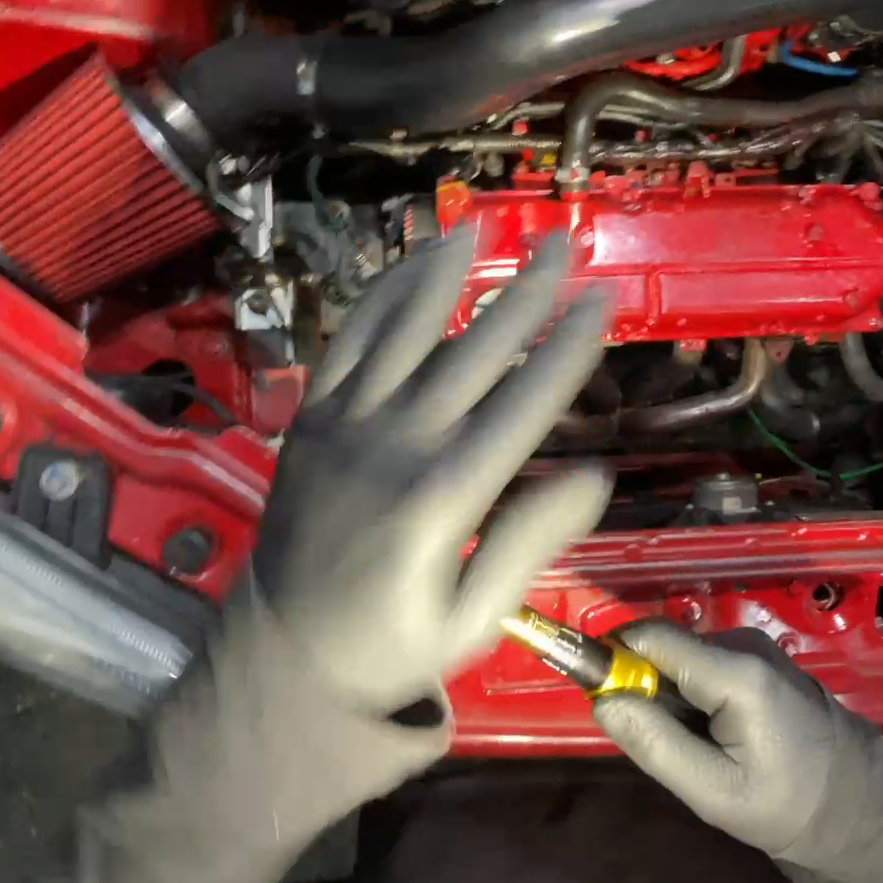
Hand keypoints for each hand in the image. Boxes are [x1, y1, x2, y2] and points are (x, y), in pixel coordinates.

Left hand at [250, 225, 612, 714]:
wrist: (280, 655)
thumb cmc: (390, 644)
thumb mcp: (473, 620)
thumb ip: (528, 542)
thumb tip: (596, 476)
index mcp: (446, 495)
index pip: (525, 403)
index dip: (569, 347)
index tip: (602, 298)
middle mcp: (399, 443)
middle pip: (475, 351)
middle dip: (525, 293)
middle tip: (560, 243)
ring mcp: (348, 423)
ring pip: (405, 330)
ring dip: (445, 274)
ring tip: (477, 227)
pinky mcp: (312, 418)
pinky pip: (347, 343)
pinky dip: (379, 299)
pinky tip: (406, 270)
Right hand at [592, 622, 843, 855]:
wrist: (861, 803)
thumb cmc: (788, 804)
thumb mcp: (713, 792)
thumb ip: (655, 744)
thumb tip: (601, 699)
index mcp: (735, 672)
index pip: (650, 637)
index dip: (612, 657)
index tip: (596, 693)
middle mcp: (743, 642)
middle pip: (663, 645)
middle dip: (643, 684)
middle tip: (657, 738)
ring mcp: (752, 643)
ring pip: (679, 654)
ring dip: (668, 691)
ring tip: (694, 741)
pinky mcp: (756, 653)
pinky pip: (700, 660)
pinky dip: (690, 690)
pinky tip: (714, 729)